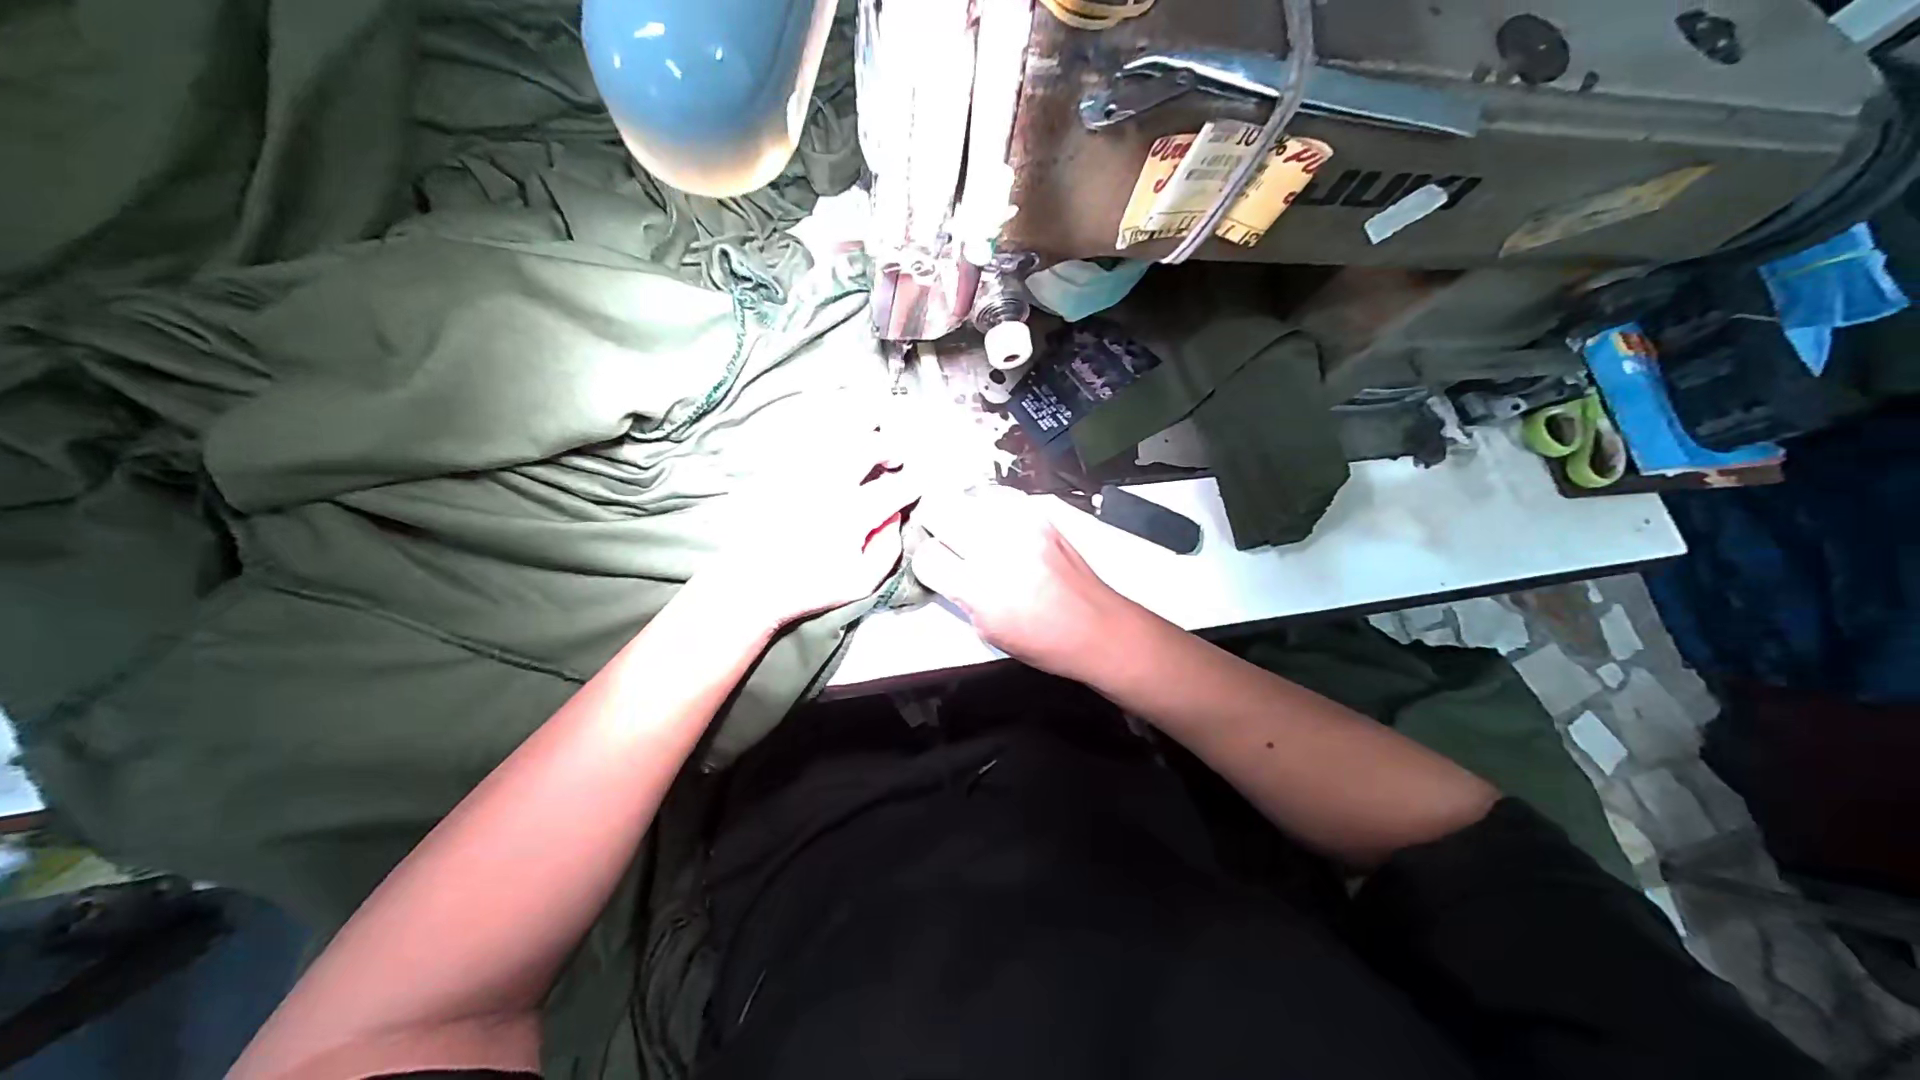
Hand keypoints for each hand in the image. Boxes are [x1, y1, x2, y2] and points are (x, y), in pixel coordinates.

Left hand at [699, 439, 921, 631]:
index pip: (894, 488)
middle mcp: (827, 485)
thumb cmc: (807, 587)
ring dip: (860, 430)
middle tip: (894, 458)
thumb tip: (894, 517)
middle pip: (867, 447)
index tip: (916, 485)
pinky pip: (805, 438)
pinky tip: (834, 438)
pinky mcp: (775, 468)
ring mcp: (799, 472)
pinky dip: (826, 430)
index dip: (911, 484)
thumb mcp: (860, 582)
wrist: (747, 584)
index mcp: (852, 514)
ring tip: (869, 434)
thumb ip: (887, 549)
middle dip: (889, 448)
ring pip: (836, 433)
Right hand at [911, 487, 1141, 682]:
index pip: (927, 556)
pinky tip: (994, 523)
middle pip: (939, 511)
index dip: (926, 562)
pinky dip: (989, 506)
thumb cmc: (1045, 641)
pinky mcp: (1039, 517)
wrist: (1096, 628)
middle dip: (934, 526)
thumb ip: (961, 594)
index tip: (935, 565)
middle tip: (942, 539)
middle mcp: (998, 551)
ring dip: (962, 513)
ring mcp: (1021, 528)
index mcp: (980, 590)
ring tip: (970, 531)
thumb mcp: (988, 630)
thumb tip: (944, 568)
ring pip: (966, 497)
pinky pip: (998, 496)